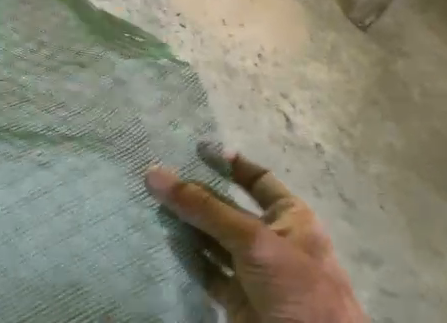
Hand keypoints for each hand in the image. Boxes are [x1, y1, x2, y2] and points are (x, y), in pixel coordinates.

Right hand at [145, 148, 367, 322]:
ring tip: (149, 203)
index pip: (258, 180)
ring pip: (212, 238)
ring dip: (185, 224)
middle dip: (194, 193)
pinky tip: (160, 239)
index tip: (192, 148)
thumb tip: (153, 172)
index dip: (229, 164)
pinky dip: (185, 256)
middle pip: (227, 208)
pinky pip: (206, 269)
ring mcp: (254, 272)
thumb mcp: (254, 241)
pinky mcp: (237, 298)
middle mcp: (272, 241)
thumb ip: (203, 207)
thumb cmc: (297, 290)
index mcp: (292, 220)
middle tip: (154, 175)